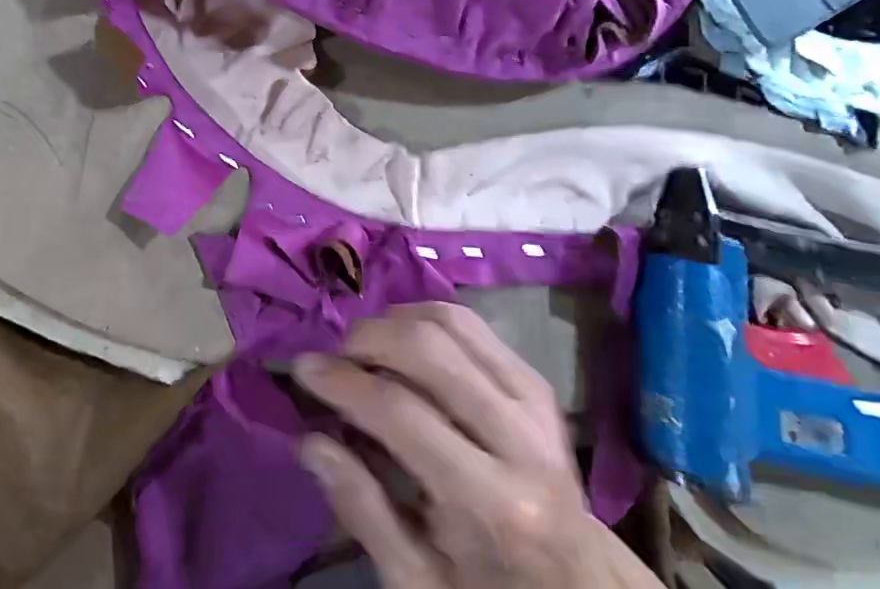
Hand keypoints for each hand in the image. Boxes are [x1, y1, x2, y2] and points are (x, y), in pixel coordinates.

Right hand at [294, 303, 657, 588]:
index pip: (402, 413)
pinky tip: (403, 337)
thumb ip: (363, 510)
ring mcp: (534, 398)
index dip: (344, 383)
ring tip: (365, 346)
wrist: (576, 579)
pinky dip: (427, 318)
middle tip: (335, 356)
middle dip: (368, 339)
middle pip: (429, 350)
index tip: (304, 369)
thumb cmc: (485, 586)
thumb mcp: (418, 580)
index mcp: (491, 503)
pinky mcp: (536, 379)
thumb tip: (310, 441)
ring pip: (452, 322)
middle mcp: (519, 436)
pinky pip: (473, 324)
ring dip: (397, 320)